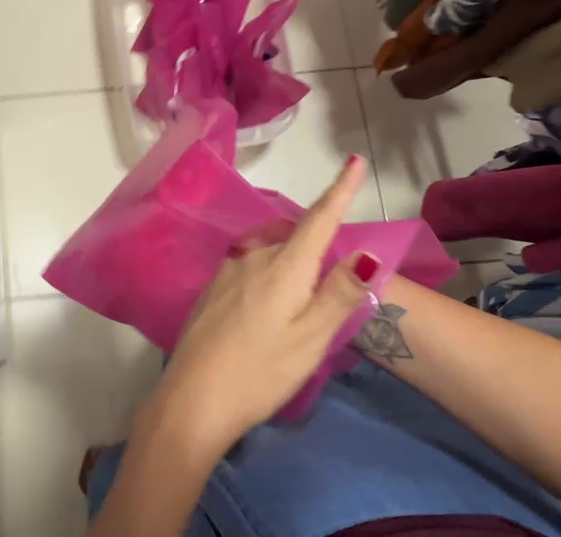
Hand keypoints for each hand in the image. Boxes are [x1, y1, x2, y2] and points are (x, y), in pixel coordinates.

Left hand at [140, 156, 380, 455]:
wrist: (192, 399)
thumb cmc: (260, 372)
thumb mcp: (311, 338)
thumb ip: (338, 293)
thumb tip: (368, 250)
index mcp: (283, 266)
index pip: (318, 219)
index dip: (339, 191)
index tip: (354, 161)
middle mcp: (253, 256)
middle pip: (294, 236)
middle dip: (316, 241)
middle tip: (335, 275)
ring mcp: (228, 271)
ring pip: (269, 250)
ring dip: (290, 259)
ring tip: (303, 295)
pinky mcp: (212, 289)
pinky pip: (250, 266)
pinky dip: (269, 272)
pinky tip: (268, 308)